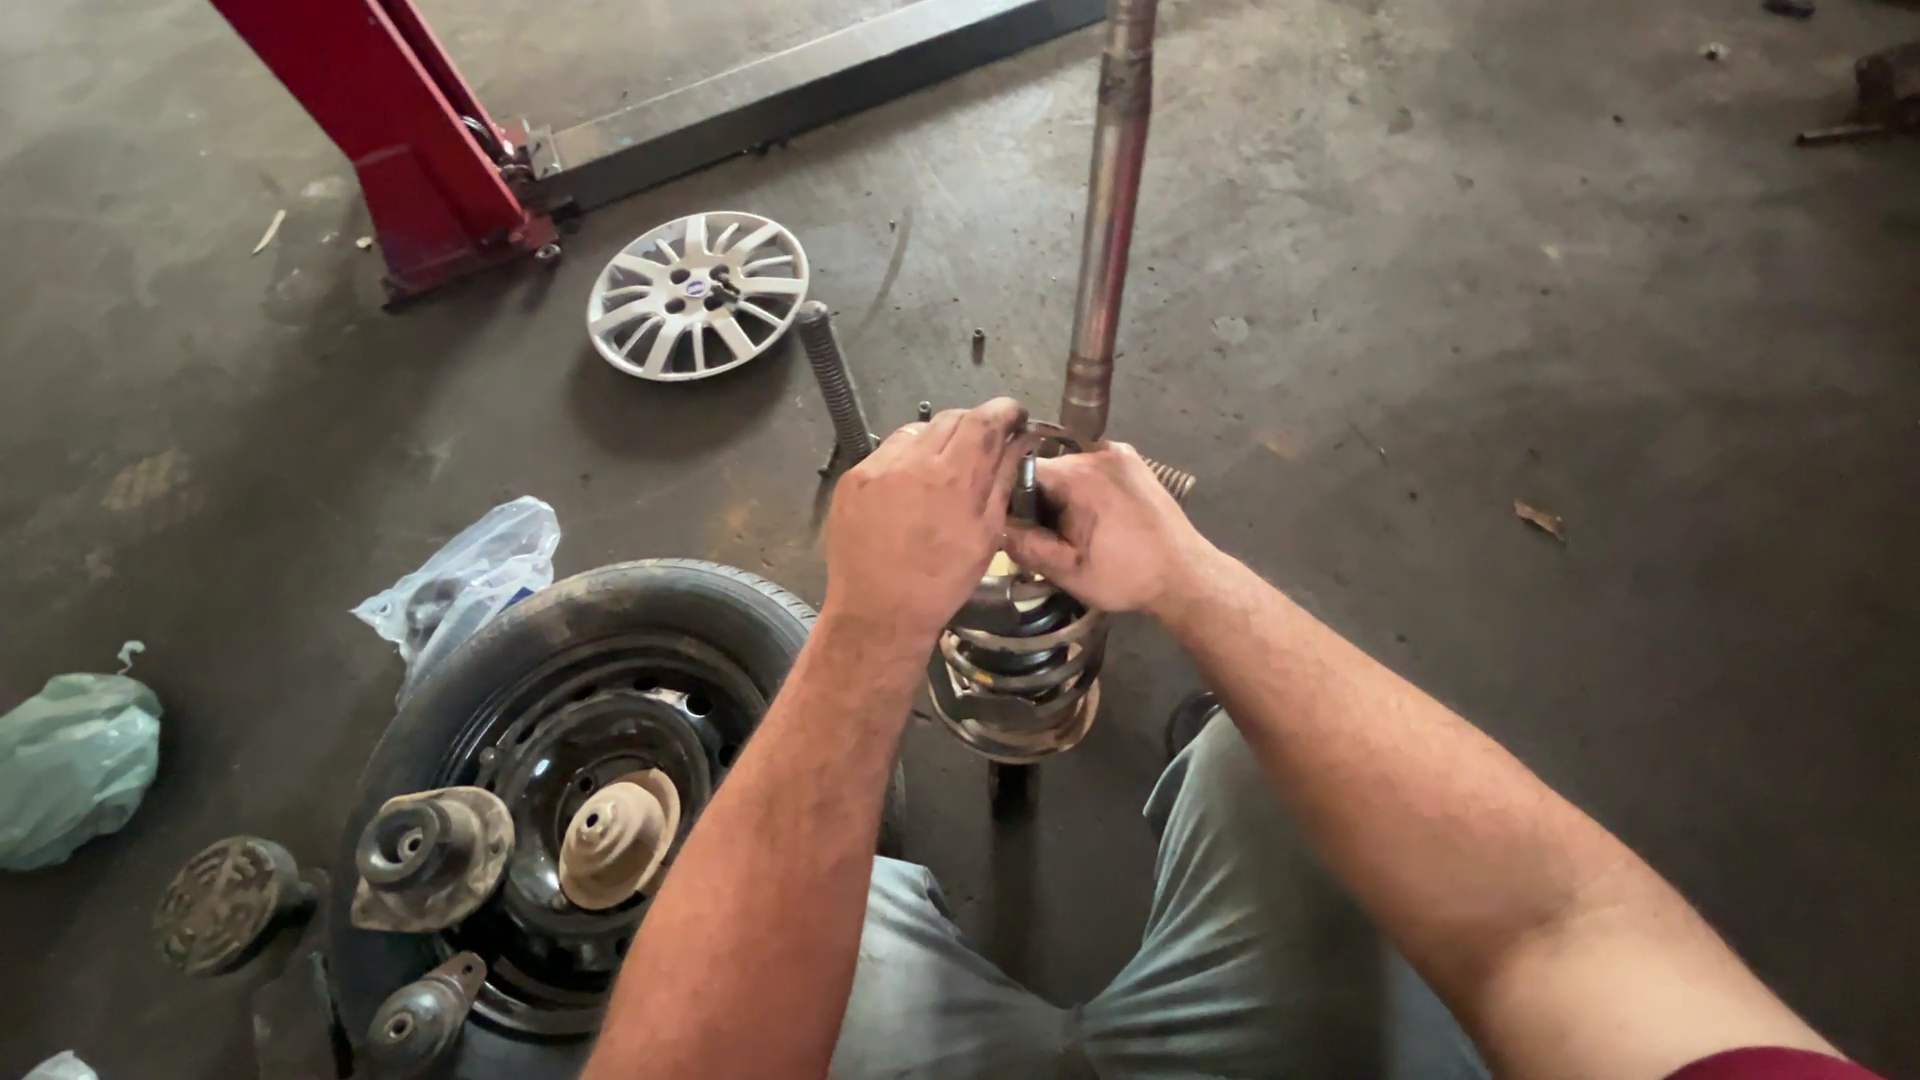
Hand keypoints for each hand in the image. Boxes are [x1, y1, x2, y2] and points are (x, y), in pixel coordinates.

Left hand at [823, 398, 1029, 652]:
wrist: (877, 611)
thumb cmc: (941, 582)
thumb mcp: (985, 535)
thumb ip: (1002, 481)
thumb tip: (1019, 444)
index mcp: (952, 477)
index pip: (983, 420)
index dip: (1004, 410)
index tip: (1014, 415)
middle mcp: (912, 462)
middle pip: (950, 418)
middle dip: (972, 425)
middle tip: (983, 444)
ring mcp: (877, 467)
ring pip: (917, 431)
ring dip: (937, 440)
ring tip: (943, 467)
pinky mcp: (853, 479)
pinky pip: (887, 452)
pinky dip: (906, 458)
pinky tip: (911, 485)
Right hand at [1002, 441, 1216, 617]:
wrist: (1184, 575)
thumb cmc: (1124, 575)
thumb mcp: (1067, 570)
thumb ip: (1025, 546)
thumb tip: (993, 527)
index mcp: (1076, 475)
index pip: (1022, 472)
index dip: (1012, 500)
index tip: (1016, 527)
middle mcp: (1096, 451)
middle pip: (1046, 469)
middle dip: (1040, 499)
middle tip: (1047, 536)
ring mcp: (1119, 452)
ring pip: (1069, 467)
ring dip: (1063, 494)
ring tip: (1074, 528)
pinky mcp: (1134, 461)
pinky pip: (1093, 467)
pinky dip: (1086, 487)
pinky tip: (1096, 515)